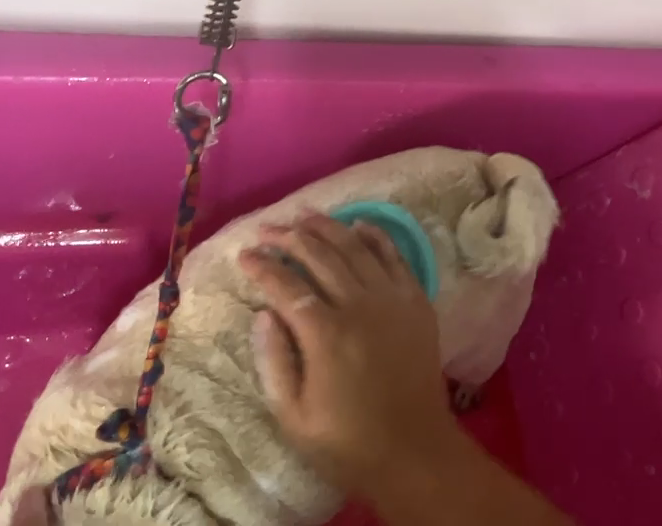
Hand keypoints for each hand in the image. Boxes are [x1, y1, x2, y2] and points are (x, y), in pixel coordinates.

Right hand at [241, 213, 463, 496]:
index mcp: (326, 334)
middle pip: (321, 256)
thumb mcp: (293, 416)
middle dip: (290, 237)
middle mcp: (361, 304)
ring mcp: (393, 298)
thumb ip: (273, 360)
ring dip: (329, 227)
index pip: (287, 286)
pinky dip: (376, 236)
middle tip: (267, 227)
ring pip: (356, 248)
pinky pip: (395, 256)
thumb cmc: (346, 440)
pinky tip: (359, 224)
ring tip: (305, 214)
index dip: (263, 266)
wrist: (414, 448)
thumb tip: (263, 312)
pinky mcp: (417, 300)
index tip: (244, 254)